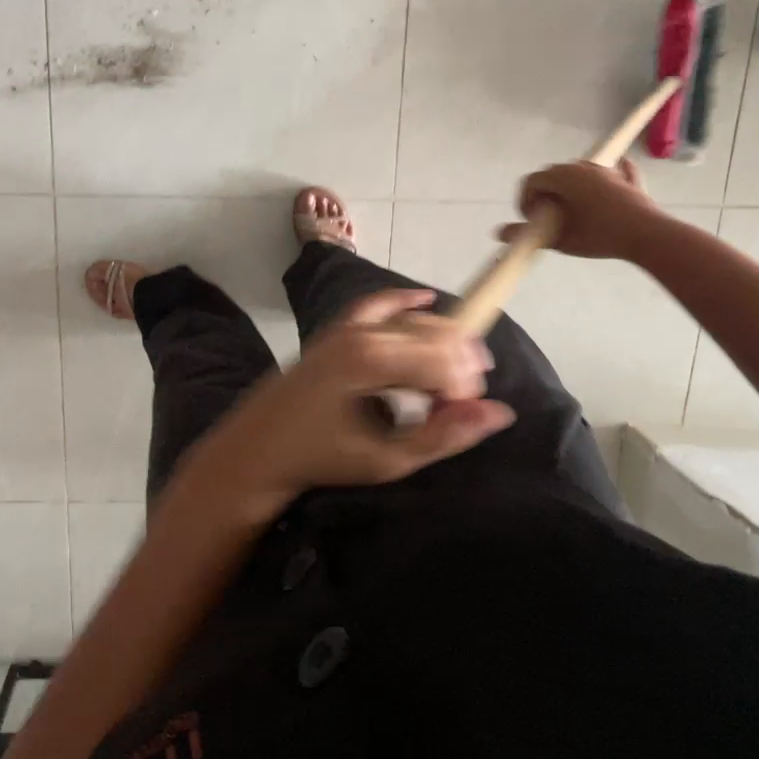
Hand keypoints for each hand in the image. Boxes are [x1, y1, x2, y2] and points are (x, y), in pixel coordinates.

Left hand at [179, 290, 514, 510]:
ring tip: (458, 375)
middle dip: (458, 364)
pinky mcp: (335, 330)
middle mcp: (359, 333)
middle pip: (432, 334)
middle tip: (464, 400)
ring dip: (441, 341)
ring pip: (411, 320)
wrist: (258, 448)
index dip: (464, 388)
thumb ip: (443, 436)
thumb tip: (500, 413)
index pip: (441, 359)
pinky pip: (376, 304)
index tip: (463, 417)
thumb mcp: (386, 459)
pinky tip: (427, 299)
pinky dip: (404, 302)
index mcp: (369, 362)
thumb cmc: (321, 459)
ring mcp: (345, 328)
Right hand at [497, 159, 671, 259]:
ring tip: (573, 214)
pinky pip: (614, 171)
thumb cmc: (598, 235)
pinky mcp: (628, 179)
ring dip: (570, 188)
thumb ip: (525, 234)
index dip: (525, 201)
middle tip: (548, 220)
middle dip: (546, 195)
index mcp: (563, 176)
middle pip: (554, 174)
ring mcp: (608, 170)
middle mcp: (583, 167)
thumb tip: (498, 233)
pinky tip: (609, 182)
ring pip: (580, 172)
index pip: (532, 181)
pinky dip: (606, 177)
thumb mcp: (558, 238)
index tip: (532, 222)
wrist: (647, 235)